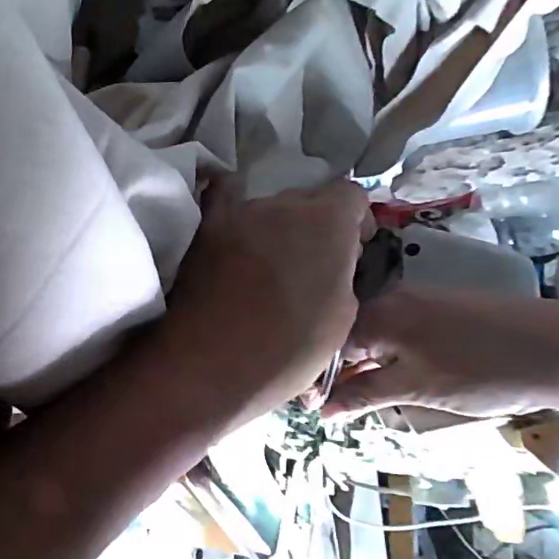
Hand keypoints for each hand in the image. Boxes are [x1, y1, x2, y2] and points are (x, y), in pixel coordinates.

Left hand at [147, 179, 372, 431]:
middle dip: (313, 226)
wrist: (210, 362)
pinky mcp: (203, 229)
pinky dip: (231, 214)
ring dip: (273, 228)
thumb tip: (330, 261)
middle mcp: (280, 205)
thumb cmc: (286, 348)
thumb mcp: (341, 314)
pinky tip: (232, 233)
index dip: (355, 222)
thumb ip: (340, 270)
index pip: (349, 197)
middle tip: (308, 265)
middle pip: (305, 201)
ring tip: (266, 265)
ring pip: (265, 208)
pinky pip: (220, 203)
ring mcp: (236, 213)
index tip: (352, 249)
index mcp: (325, 221)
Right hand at [321, 287, 558, 430]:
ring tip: (360, 397)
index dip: (312, 376)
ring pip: (372, 335)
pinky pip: (397, 332)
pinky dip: (388, 356)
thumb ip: (364, 394)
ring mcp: (419, 301)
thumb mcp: (418, 389)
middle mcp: (392, 299)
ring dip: (361, 365)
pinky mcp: (443, 309)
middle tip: (331, 406)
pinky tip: (395, 378)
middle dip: (334, 370)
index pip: (324, 343)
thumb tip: (322, 410)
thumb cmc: (487, 372)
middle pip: (345, 335)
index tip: (306, 406)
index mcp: (379, 313)